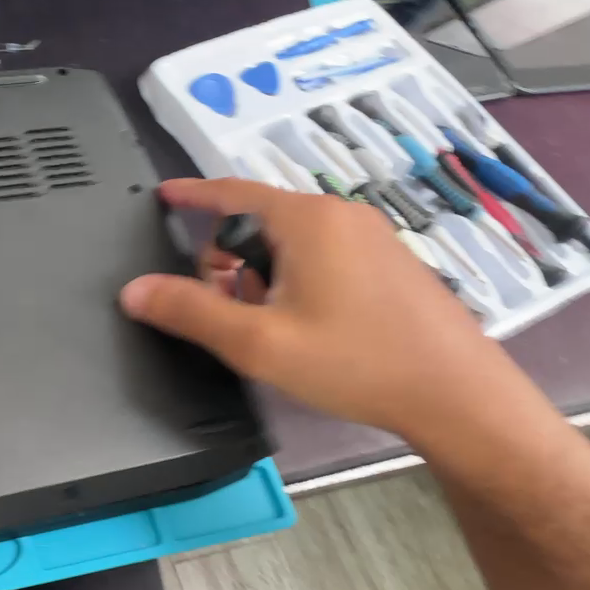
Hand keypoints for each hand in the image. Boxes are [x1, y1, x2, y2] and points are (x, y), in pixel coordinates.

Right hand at [119, 178, 546, 444]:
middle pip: (255, 221)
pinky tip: (304, 324)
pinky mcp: (386, 261)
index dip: (190, 194)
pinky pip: (318, 253)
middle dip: (227, 259)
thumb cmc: (354, 362)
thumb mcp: (257, 343)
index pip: (231, 192)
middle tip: (230, 312)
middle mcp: (339, 216)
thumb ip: (189, 311)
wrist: (457, 396)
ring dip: (259, 274)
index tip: (162, 195)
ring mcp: (369, 237)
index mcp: (306, 221)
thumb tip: (132, 290)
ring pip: (286, 241)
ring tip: (269, 326)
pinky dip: (291, 277)